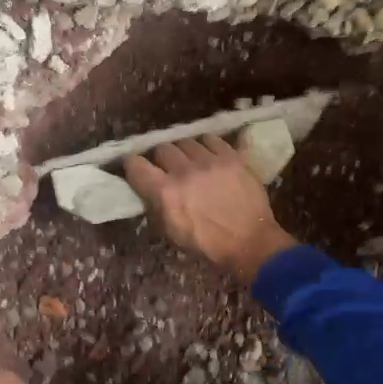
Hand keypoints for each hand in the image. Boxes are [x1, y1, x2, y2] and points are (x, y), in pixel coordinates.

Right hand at [123, 137, 296, 283]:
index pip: (136, 165)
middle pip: (162, 148)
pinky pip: (211, 139)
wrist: (250, 242)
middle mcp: (184, 171)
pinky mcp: (231, 157)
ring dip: (184, 151)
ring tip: (190, 161)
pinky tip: (208, 156)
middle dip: (161, 157)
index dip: (132, 164)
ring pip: (186, 141)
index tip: (135, 167)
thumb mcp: (170, 232)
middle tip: (166, 167)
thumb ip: (155, 206)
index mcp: (165, 193)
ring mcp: (210, 161)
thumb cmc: (207, 244)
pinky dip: (206, 146)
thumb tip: (147, 190)